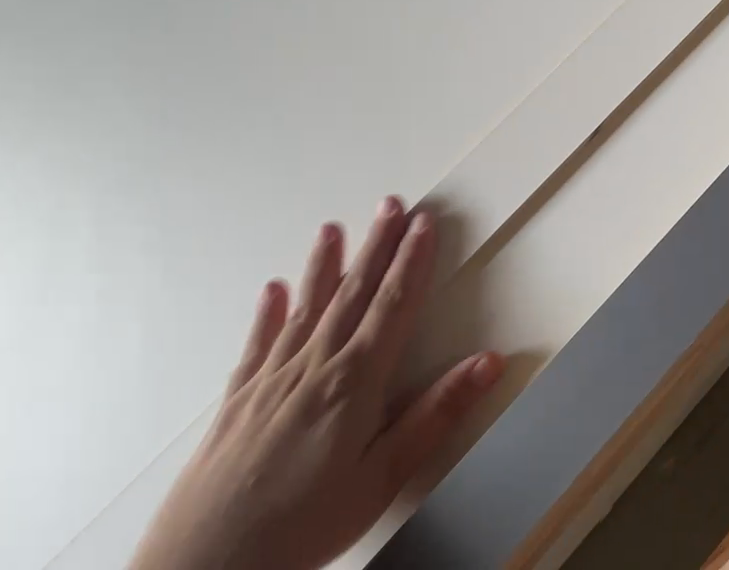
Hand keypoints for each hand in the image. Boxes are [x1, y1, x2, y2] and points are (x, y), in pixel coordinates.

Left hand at [131, 198, 501, 569]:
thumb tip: (489, 361)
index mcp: (354, 383)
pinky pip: (258, 345)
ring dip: (326, 266)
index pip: (393, 305)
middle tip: (391, 203)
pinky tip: (274, 290)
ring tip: (336, 228)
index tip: (425, 223)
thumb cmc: (300, 526)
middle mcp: (311, 371)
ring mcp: (268, 384)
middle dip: (376, 245)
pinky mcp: (236, 405)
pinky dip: (268, 314)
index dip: (413, 260)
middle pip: (353, 294)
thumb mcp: (385, 476)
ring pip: (307, 309)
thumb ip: (436, 414)